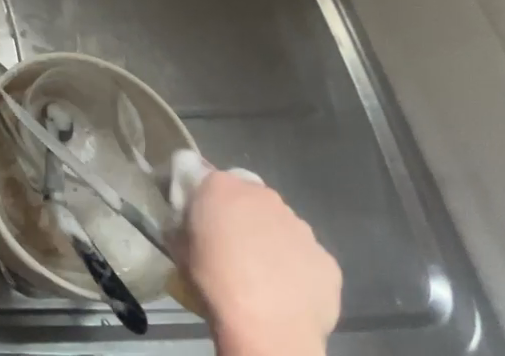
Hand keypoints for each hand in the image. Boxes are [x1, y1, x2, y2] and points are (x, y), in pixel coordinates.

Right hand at [169, 150, 340, 355]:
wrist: (268, 328)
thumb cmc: (212, 280)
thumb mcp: (177, 245)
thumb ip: (183, 221)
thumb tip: (189, 220)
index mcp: (222, 186)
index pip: (207, 177)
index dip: (203, 198)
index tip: (199, 219)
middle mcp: (264, 197)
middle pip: (249, 198)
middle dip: (241, 215)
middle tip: (230, 245)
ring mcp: (301, 227)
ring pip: (281, 226)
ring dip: (270, 239)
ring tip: (261, 273)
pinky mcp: (327, 259)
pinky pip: (306, 256)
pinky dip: (295, 267)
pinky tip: (285, 291)